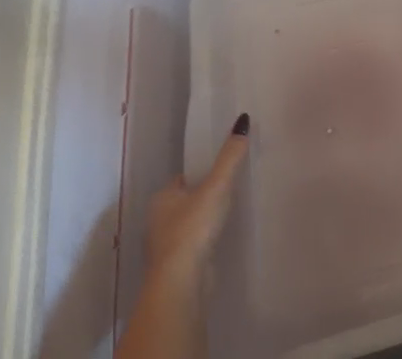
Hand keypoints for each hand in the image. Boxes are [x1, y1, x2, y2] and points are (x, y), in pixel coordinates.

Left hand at [145, 113, 249, 279]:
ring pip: (188, 222)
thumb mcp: (217, 186)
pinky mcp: (177, 264)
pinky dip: (204, 239)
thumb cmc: (194, 227)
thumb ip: (231, 157)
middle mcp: (158, 219)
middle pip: (185, 200)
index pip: (183, 178)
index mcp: (162, 198)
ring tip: (229, 213)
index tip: (222, 171)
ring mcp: (165, 244)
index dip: (201, 173)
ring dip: (204, 219)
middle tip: (230, 190)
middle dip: (203, 196)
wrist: (182, 280)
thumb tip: (243, 120)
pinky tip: (220, 239)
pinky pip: (194, 243)